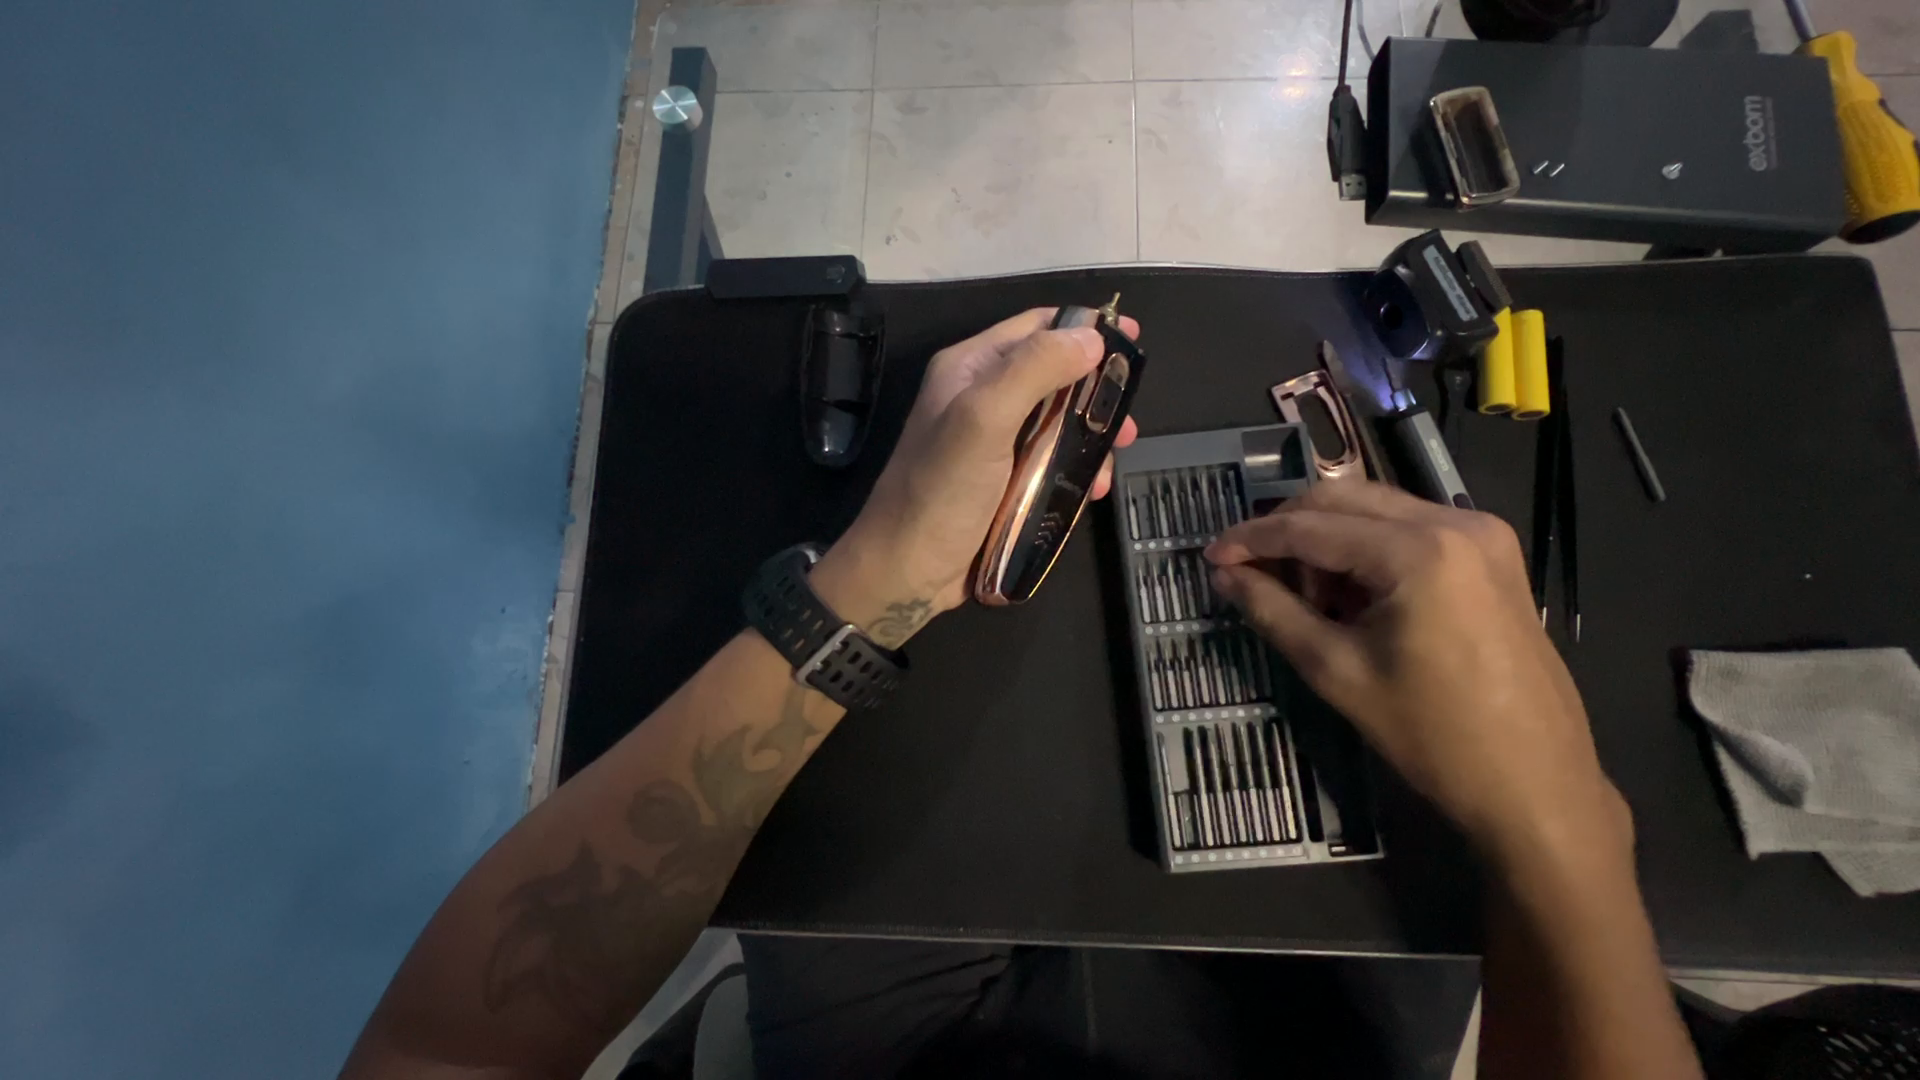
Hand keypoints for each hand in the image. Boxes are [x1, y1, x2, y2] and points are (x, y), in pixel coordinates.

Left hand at [811, 309, 1139, 646]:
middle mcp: (984, 397)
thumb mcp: (983, 420)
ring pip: (1062, 424)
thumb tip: (1091, 336)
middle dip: (1097, 394)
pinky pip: (1054, 464)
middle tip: (1127, 421)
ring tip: (1111, 464)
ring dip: (1092, 440)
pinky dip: (1078, 472)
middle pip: (1057, 376)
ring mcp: (996, 443)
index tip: (1133, 339)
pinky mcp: (1007, 481)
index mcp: (972, 367)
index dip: (1085, 328)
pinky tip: (1092, 492)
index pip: (1037, 327)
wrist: (908, 570)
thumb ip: (1033, 370)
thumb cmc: (941, 491)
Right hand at [1204, 479, 1626, 865]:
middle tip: (1251, 576)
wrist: (1536, 784)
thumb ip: (1272, 610)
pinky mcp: (1492, 553)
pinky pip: (1407, 528)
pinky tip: (1350, 596)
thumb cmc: (1432, 734)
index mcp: (1418, 551)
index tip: (1210, 558)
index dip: (1251, 539)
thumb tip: (1224, 575)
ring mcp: (1482, 533)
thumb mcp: (1335, 670)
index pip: (1310, 526)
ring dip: (1325, 540)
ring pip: (1373, 508)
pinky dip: (1364, 549)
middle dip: (1286, 532)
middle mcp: (1455, 521)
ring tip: (1305, 599)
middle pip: (1341, 499)